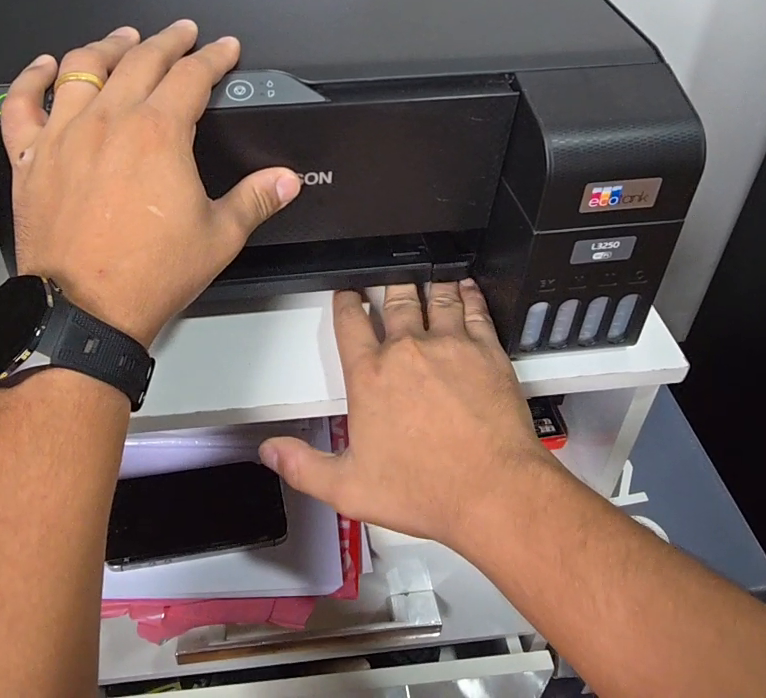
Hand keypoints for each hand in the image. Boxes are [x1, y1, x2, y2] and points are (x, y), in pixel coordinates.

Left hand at [0, 21, 301, 345]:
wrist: (84, 311)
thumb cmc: (147, 275)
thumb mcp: (219, 236)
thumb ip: (255, 199)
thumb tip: (284, 180)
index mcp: (158, 134)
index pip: (192, 74)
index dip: (213, 56)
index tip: (223, 48)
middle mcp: (109, 123)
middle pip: (140, 59)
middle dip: (168, 40)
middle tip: (182, 33)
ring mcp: (65, 137)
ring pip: (83, 67)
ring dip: (108, 46)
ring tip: (123, 38)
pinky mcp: (32, 159)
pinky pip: (22, 104)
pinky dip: (31, 79)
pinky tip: (44, 66)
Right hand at [258, 281, 560, 549]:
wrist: (492, 491)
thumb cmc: (427, 489)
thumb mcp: (349, 488)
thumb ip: (303, 466)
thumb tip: (272, 452)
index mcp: (370, 376)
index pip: (350, 322)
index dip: (346, 302)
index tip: (347, 295)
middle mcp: (408, 351)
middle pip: (395, 300)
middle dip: (389, 284)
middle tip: (389, 277)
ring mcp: (450, 346)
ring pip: (435, 298)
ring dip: (429, 283)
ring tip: (427, 274)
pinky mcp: (486, 352)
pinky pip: (475, 310)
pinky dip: (469, 294)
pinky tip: (467, 288)